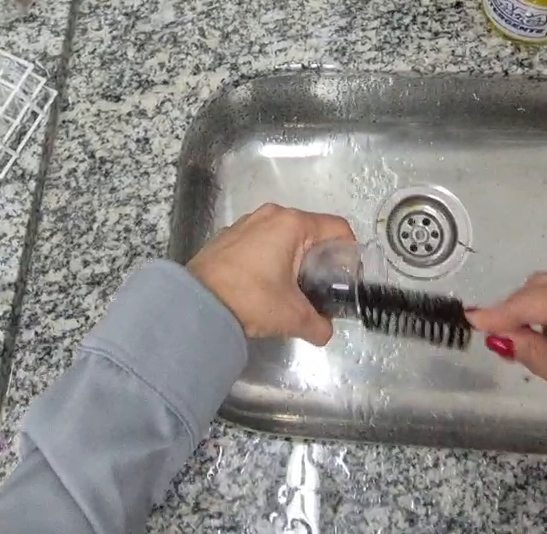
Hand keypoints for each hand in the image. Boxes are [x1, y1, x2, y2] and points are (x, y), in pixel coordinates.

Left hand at [187, 204, 355, 345]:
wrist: (197, 302)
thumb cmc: (250, 298)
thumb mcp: (292, 316)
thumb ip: (318, 324)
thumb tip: (325, 330)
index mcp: (291, 224)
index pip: (336, 227)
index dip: (349, 250)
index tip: (349, 275)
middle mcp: (271, 215)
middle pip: (310, 230)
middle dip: (320, 257)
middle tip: (323, 286)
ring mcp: (247, 222)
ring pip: (284, 235)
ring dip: (294, 258)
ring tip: (294, 288)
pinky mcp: (229, 235)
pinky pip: (262, 240)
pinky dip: (271, 257)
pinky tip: (266, 283)